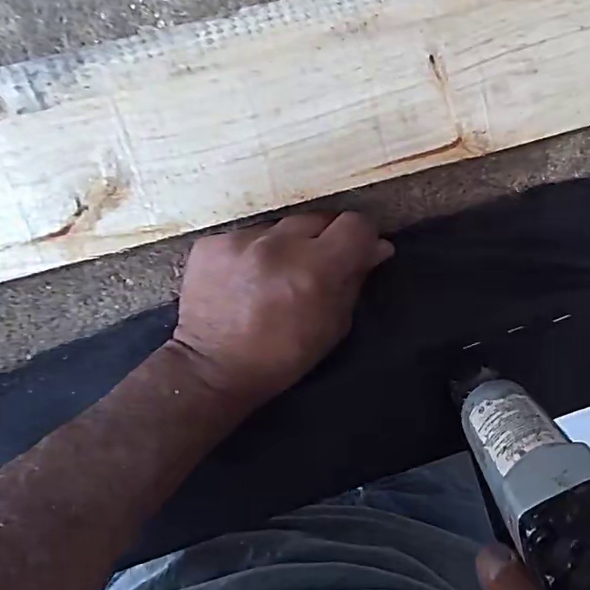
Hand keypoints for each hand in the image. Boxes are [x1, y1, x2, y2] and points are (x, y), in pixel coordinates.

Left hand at [167, 212, 393, 399]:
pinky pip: (249, 234)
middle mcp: (279, 245)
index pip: (356, 224)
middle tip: (318, 265)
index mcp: (316, 268)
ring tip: (279, 272)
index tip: (359, 250)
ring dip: (290, 243)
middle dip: (326, 239)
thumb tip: (378, 247)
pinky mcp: (211, 243)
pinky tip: (248, 276)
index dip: (362, 236)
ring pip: (284, 225)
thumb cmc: (284, 355)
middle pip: (321, 218)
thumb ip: (356, 279)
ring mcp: (240, 240)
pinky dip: (255, 250)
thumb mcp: (335, 324)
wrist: (212, 370)